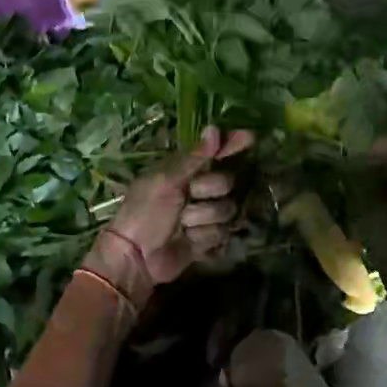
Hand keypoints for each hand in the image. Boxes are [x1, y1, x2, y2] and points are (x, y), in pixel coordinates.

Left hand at [92, 126, 253, 290]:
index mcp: (184, 171)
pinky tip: (188, 240)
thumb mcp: (164, 181)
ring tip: (182, 225)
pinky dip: (203, 236)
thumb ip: (194, 158)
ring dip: (202, 217)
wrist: (136, 257)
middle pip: (227, 182)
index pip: (215, 153)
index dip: (231, 145)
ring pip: (227, 209)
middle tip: (188, 197)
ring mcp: (205, 215)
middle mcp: (199, 190)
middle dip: (208, 190)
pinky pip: (222, 232)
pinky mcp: (209, 238)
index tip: (250, 138)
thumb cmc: (144, 212)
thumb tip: (216, 129)